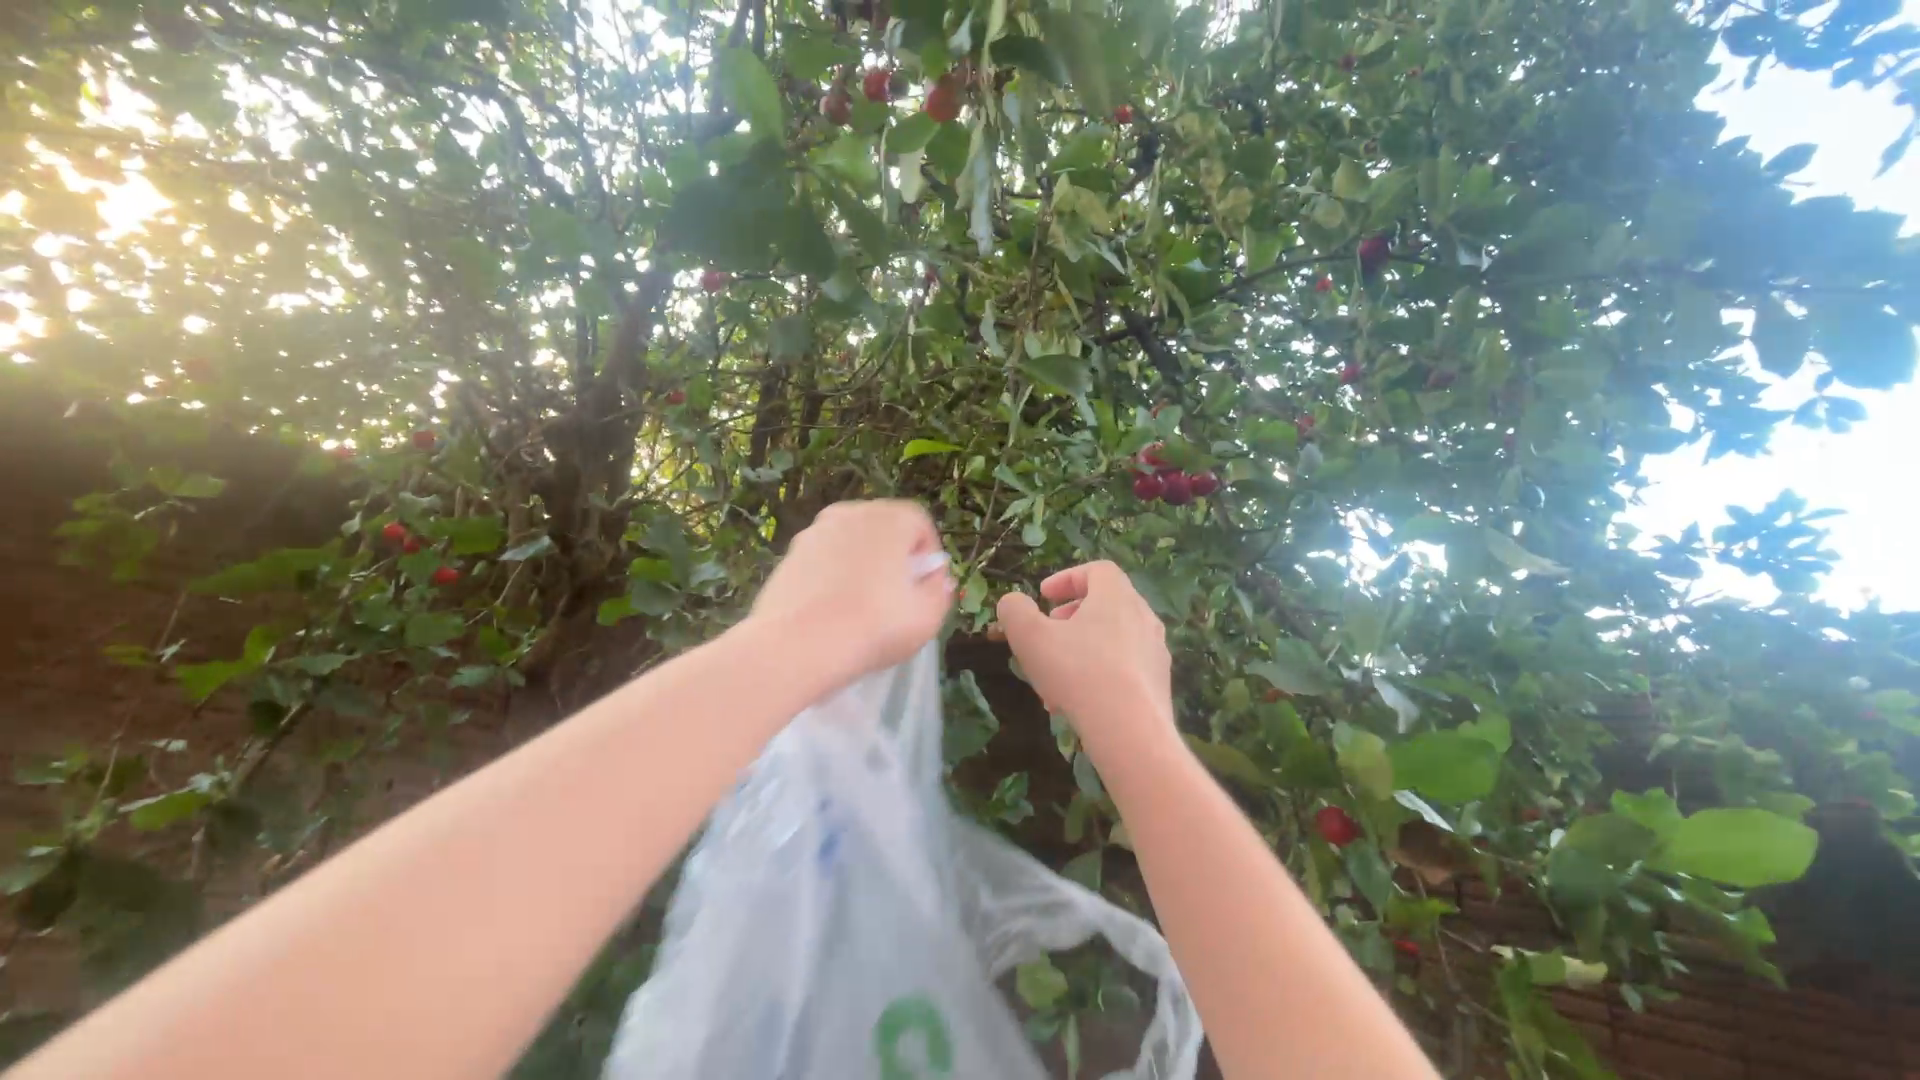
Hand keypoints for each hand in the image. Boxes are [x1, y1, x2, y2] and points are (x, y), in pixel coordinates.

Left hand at [748, 500, 952, 685]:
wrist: (798, 646)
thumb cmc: (875, 627)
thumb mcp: (927, 617)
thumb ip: (939, 591)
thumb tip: (934, 578)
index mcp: (891, 518)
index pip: (920, 523)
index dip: (927, 554)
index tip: (925, 585)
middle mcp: (852, 514)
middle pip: (883, 528)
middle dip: (893, 555)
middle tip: (897, 595)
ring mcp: (815, 532)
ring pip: (850, 543)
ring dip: (861, 565)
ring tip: (862, 605)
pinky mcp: (789, 555)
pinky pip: (822, 560)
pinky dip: (831, 576)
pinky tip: (832, 610)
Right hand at [996, 561, 1173, 753]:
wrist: (1130, 730)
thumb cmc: (1077, 672)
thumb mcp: (1030, 637)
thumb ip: (1014, 611)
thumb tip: (1013, 602)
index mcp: (1116, 596)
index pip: (1098, 570)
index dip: (1067, 578)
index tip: (1044, 596)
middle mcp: (1143, 617)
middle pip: (1107, 603)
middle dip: (1073, 616)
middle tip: (1050, 632)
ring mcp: (1155, 651)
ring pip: (1114, 639)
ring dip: (1083, 648)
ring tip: (1057, 676)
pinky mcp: (1159, 683)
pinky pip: (1126, 667)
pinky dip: (1100, 673)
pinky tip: (1078, 701)